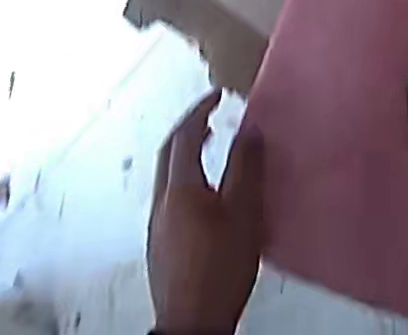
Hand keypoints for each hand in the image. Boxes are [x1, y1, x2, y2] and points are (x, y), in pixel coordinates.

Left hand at [148, 91, 264, 334]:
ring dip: (186, 151)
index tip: (216, 94)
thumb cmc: (222, 264)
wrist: (193, 323)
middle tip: (211, 112)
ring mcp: (158, 226)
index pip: (182, 139)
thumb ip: (246, 166)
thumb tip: (249, 129)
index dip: (199, 112)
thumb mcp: (244, 209)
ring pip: (167, 175)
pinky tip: (207, 182)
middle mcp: (161, 205)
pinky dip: (187, 173)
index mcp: (180, 191)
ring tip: (211, 138)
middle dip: (187, 128)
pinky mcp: (163, 243)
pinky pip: (171, 193)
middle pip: (167, 156)